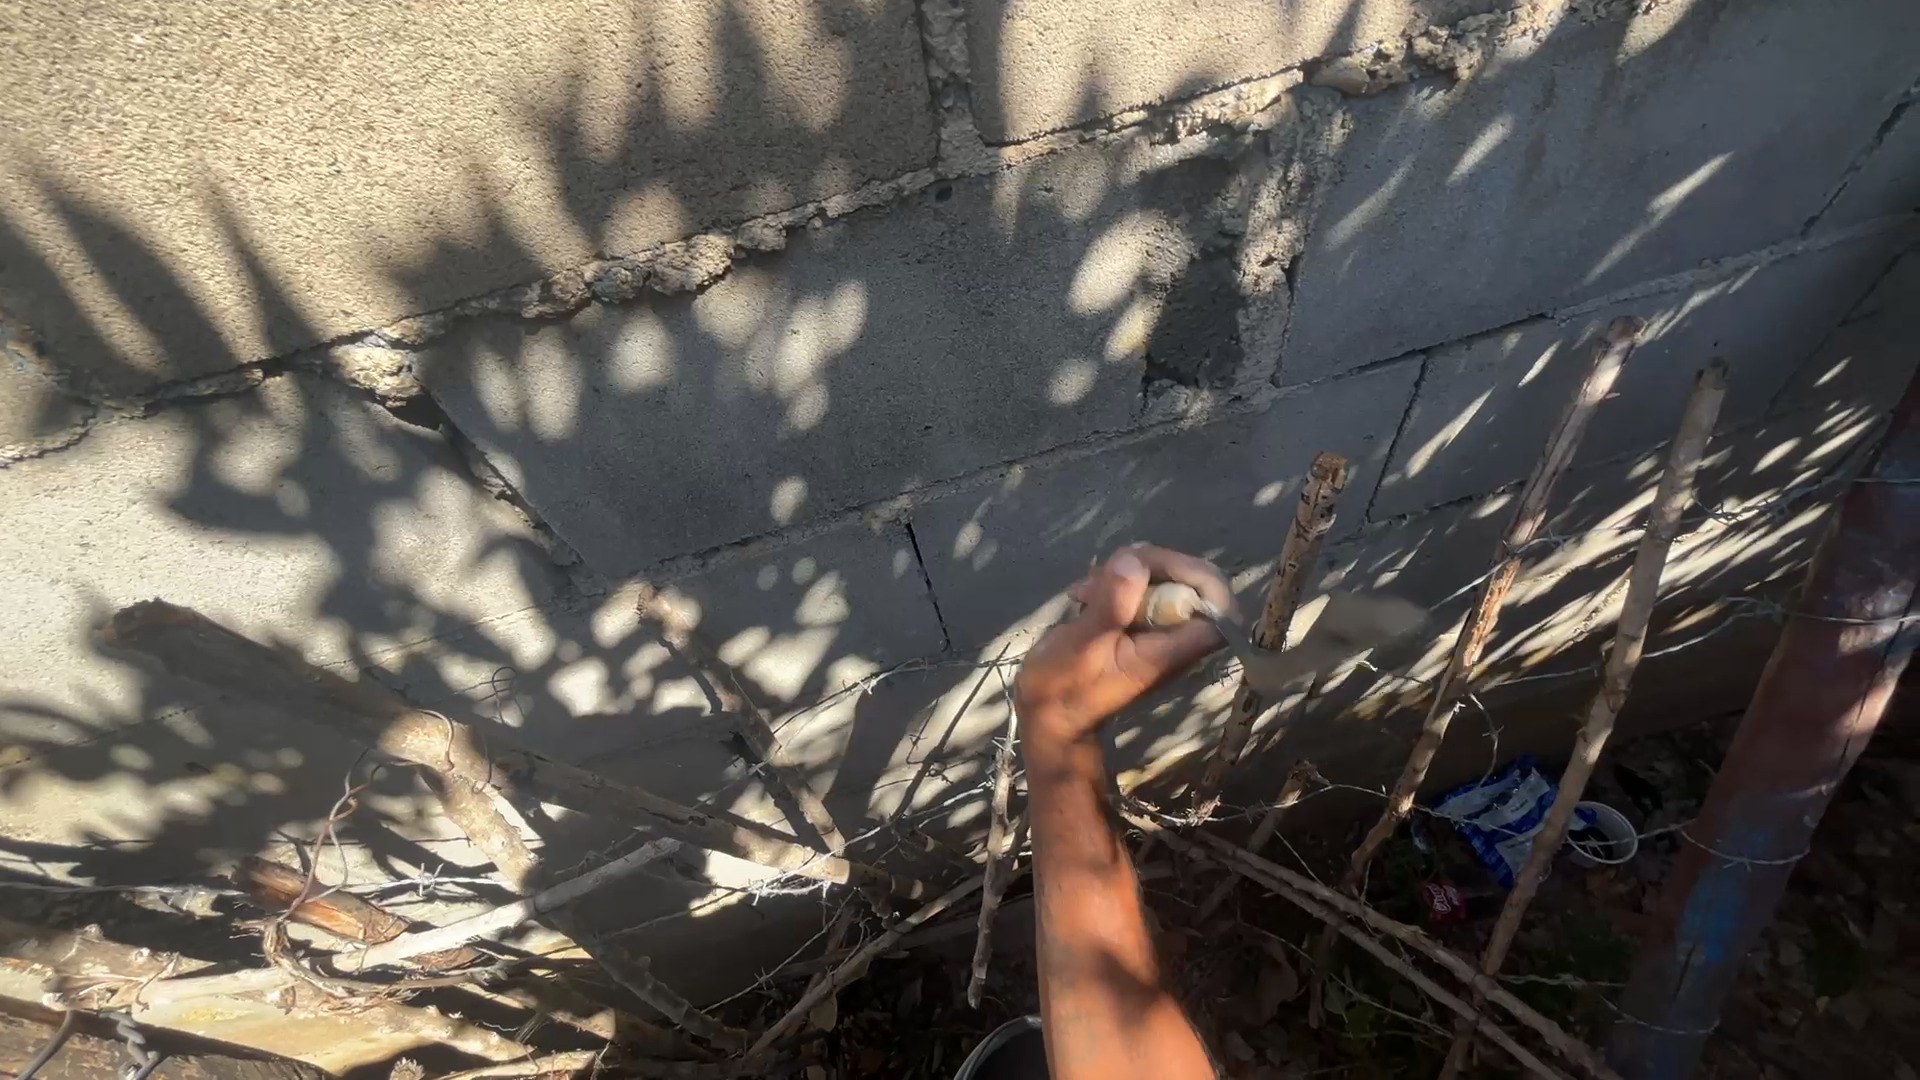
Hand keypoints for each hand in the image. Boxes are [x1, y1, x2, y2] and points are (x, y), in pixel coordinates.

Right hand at [1014, 544, 1235, 749]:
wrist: (1048, 715)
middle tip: (1106, 571)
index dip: (1194, 574)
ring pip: (1162, 581)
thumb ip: (1111, 605)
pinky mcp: (1134, 628)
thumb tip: (1134, 561)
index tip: (1148, 565)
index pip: (1220, 607)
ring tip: (1085, 588)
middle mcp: (1172, 640)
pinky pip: (1139, 591)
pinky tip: (1082, 594)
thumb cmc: (1064, 688)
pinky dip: (1112, 582)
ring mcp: (1154, 633)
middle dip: (1149, 565)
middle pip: (1191, 584)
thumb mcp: (1082, 644)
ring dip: (1124, 572)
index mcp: (1171, 649)